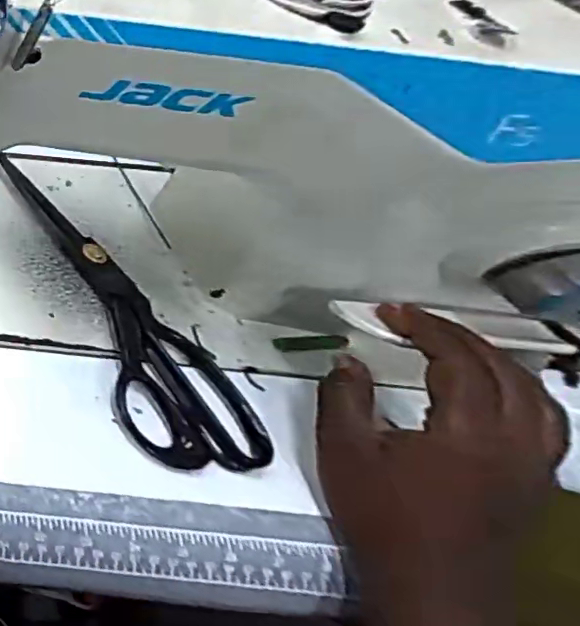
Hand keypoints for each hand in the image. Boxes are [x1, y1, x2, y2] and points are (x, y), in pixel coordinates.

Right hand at [317, 304, 568, 625]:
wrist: (432, 578)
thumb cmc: (380, 511)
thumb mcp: (342, 448)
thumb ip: (344, 397)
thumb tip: (347, 359)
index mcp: (466, 434)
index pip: (459, 365)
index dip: (426, 330)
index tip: (388, 312)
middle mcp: (514, 446)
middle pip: (507, 376)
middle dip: (460, 338)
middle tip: (414, 319)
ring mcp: (535, 466)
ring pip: (539, 399)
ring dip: (498, 362)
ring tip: (456, 343)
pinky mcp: (538, 481)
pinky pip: (547, 424)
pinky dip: (523, 393)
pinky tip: (495, 389)